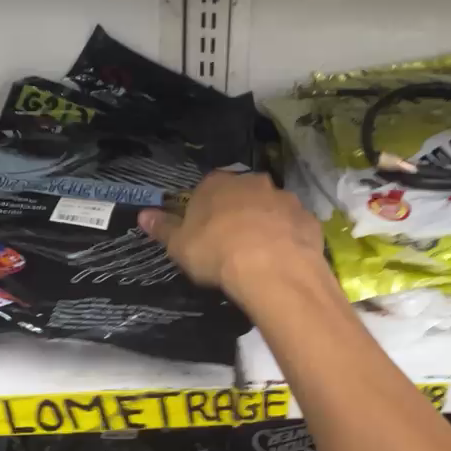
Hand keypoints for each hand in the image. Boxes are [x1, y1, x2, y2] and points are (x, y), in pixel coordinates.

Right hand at [139, 172, 326, 297]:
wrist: (271, 268)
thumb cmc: (216, 253)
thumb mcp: (180, 246)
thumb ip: (163, 228)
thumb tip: (143, 214)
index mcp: (217, 183)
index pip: (207, 188)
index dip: (205, 210)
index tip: (205, 231)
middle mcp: (253, 182)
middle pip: (242, 194)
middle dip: (238, 211)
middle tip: (233, 241)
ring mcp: (284, 198)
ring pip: (272, 207)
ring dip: (267, 223)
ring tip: (261, 252)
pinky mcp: (307, 218)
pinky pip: (294, 226)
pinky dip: (289, 237)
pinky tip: (284, 258)